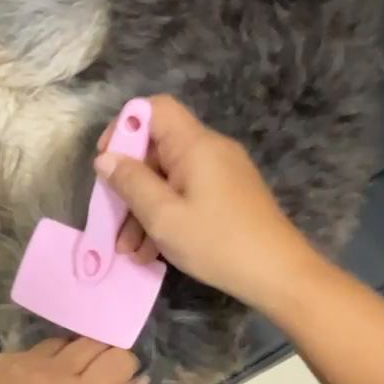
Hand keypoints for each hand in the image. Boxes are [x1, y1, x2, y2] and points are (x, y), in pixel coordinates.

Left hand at [0, 338, 142, 383]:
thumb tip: (137, 379)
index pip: (120, 357)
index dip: (124, 364)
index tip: (118, 375)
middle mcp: (56, 370)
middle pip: (95, 340)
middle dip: (102, 353)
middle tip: (94, 373)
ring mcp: (27, 359)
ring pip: (65, 340)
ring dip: (72, 354)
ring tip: (62, 376)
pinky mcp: (6, 356)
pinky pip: (37, 348)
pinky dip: (43, 359)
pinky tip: (34, 380)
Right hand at [95, 95, 326, 310]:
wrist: (279, 274)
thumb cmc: (217, 242)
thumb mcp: (163, 216)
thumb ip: (131, 183)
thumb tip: (105, 158)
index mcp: (195, 145)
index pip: (155, 109)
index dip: (125, 126)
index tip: (107, 161)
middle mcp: (209, 151)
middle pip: (156, 149)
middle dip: (128, 183)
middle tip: (112, 220)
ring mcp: (220, 174)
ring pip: (167, 178)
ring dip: (142, 209)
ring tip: (128, 250)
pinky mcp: (225, 196)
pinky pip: (184, 195)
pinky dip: (164, 217)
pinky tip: (150, 253)